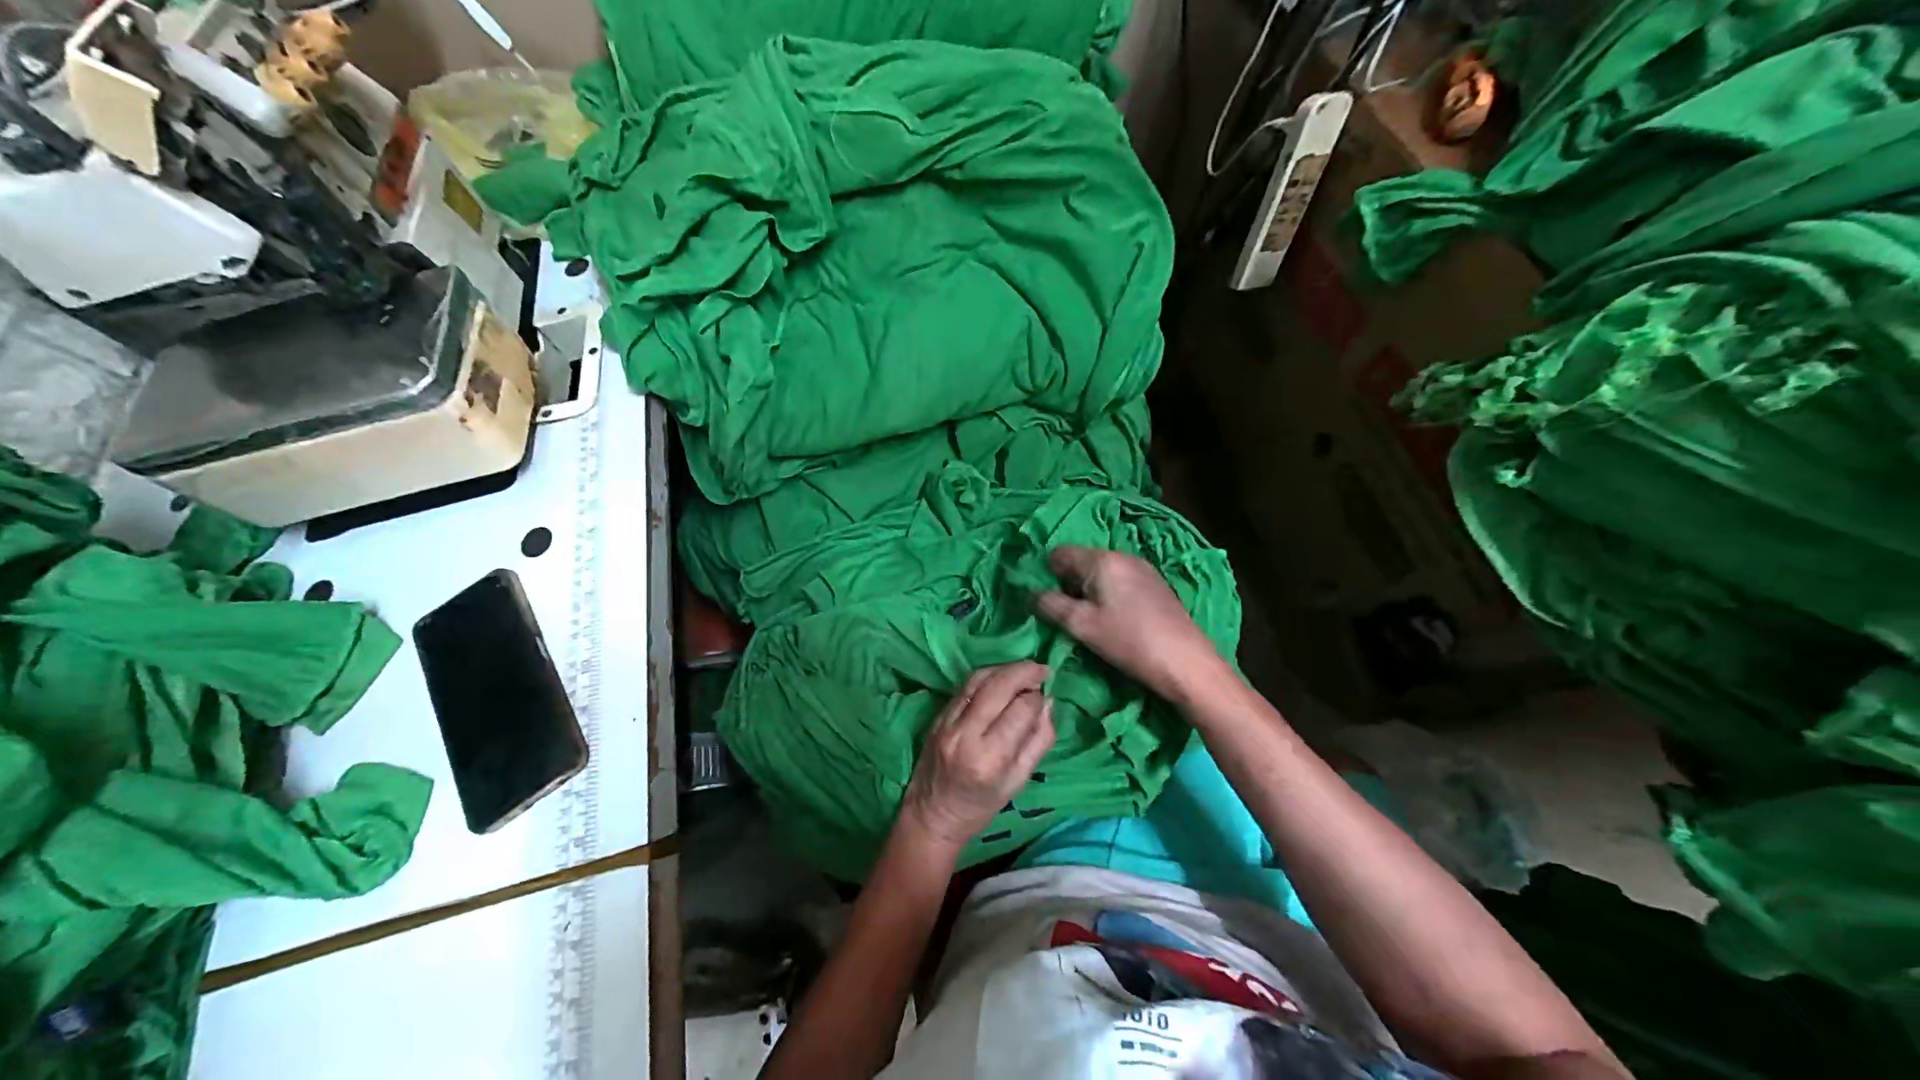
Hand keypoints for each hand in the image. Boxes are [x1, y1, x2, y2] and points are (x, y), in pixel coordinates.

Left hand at [899, 662, 1055, 851]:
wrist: (932, 812)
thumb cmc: (981, 805)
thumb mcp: (1019, 780)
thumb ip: (1039, 739)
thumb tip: (1048, 702)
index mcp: (990, 757)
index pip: (1021, 710)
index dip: (1037, 698)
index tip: (1045, 699)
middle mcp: (966, 734)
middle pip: (999, 685)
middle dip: (1024, 672)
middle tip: (1042, 671)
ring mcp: (948, 721)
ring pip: (979, 678)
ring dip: (1005, 669)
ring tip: (1023, 672)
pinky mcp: (938, 715)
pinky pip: (965, 685)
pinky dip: (986, 676)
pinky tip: (1000, 678)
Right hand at [1034, 546, 1229, 705]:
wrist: (1187, 663)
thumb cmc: (1129, 641)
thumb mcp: (1081, 626)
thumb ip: (1051, 605)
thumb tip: (1031, 593)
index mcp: (1102, 559)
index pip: (1060, 553)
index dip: (1046, 574)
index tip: (1045, 600)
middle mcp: (1123, 555)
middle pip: (1081, 561)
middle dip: (1068, 584)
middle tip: (1066, 616)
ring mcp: (1143, 569)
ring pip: (1101, 573)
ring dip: (1089, 592)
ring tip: (1090, 622)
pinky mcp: (1156, 586)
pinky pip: (1120, 582)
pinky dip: (1109, 596)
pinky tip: (1114, 621)